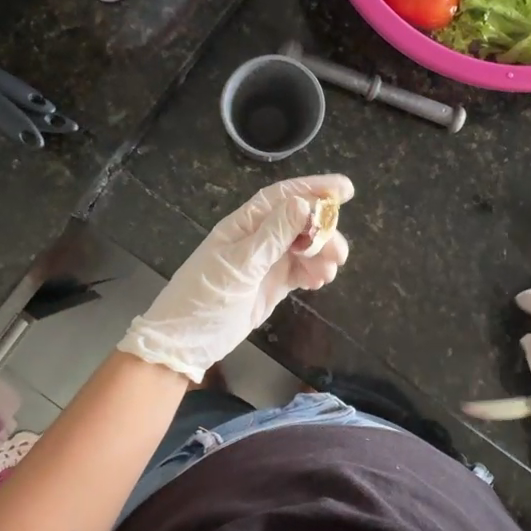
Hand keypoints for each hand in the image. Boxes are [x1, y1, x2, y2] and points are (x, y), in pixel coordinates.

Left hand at [118, 175, 353, 381]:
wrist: (185, 342)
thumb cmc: (205, 298)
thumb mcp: (240, 265)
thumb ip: (273, 235)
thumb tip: (304, 204)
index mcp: (244, 224)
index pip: (283, 197)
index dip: (313, 188)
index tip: (345, 188)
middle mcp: (257, 238)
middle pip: (300, 222)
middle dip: (323, 231)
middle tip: (340, 252)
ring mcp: (265, 262)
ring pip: (304, 247)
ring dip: (322, 255)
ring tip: (330, 272)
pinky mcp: (271, 285)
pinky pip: (300, 270)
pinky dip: (313, 273)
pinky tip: (320, 282)